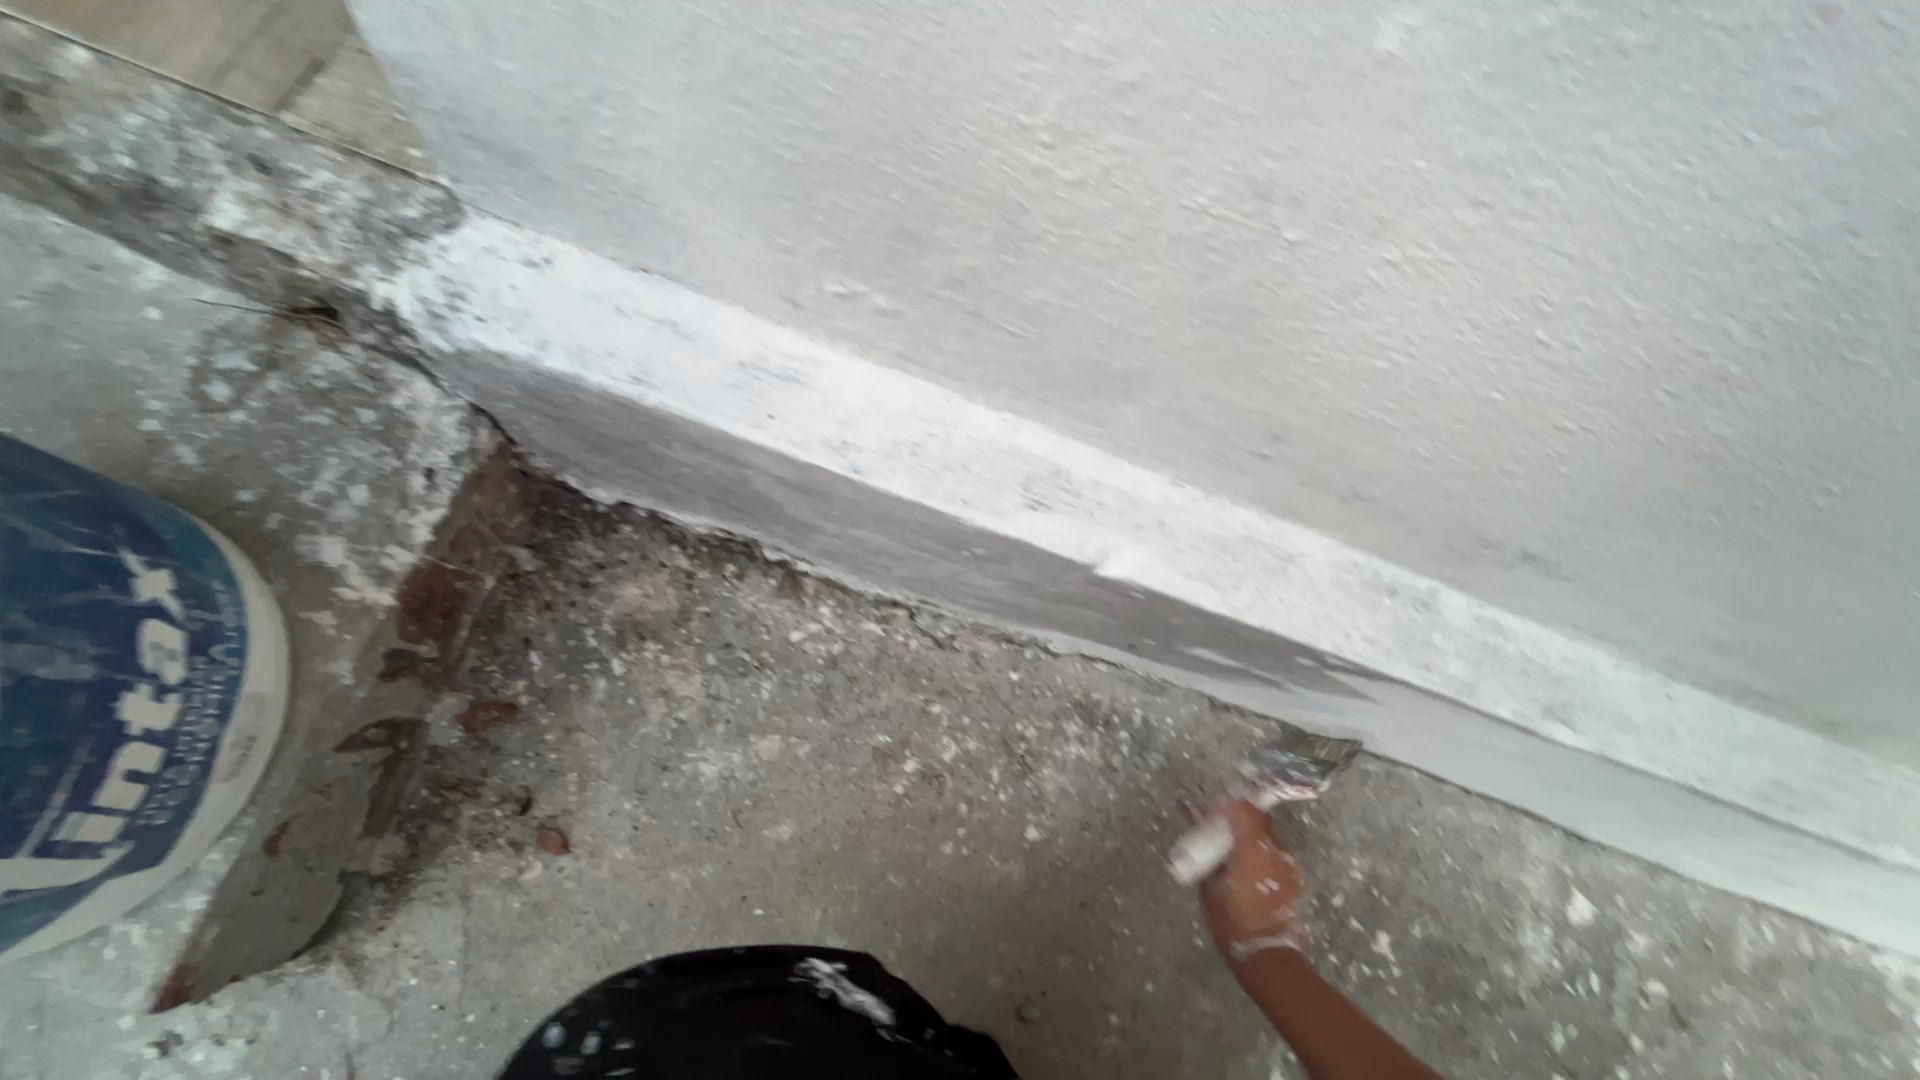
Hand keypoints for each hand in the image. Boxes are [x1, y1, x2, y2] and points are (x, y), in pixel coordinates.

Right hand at [1197, 798, 1305, 965]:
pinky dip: (1263, 853)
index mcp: (1253, 849)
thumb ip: (1205, 848)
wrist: (1268, 957)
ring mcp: (1291, 865)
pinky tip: (1249, 869)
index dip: (1229, 803)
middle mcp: (1277, 851)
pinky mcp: (1296, 878)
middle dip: (1240, 818)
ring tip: (1234, 851)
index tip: (1213, 808)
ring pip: (1271, 836)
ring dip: (1252, 835)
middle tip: (1220, 829)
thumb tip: (1194, 820)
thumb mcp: (1210, 885)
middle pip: (1261, 818)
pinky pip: (1278, 854)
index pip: (1246, 808)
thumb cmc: (1232, 921)